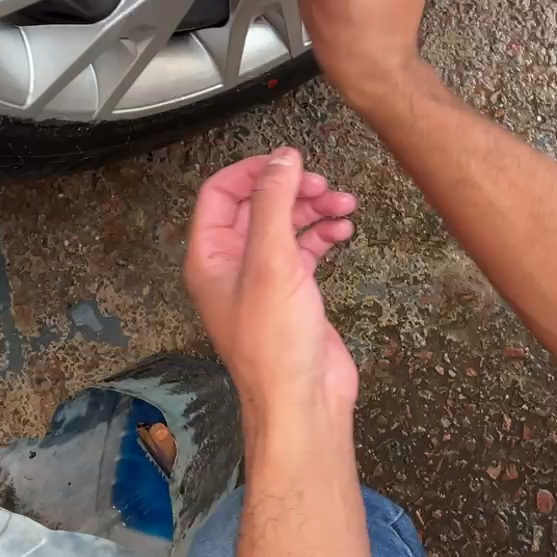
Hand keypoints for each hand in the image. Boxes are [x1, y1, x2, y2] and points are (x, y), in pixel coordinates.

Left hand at [184, 149, 359, 417]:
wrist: (304, 399)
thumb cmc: (276, 341)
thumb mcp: (271, 262)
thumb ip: (273, 203)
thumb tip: (283, 157)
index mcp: (210, 256)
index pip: (220, 193)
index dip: (253, 171)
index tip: (289, 161)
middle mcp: (233, 264)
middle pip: (258, 206)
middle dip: (292, 190)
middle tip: (323, 185)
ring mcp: (264, 279)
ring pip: (286, 225)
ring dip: (314, 210)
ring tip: (345, 205)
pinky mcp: (294, 292)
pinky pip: (306, 249)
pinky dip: (324, 234)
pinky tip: (344, 230)